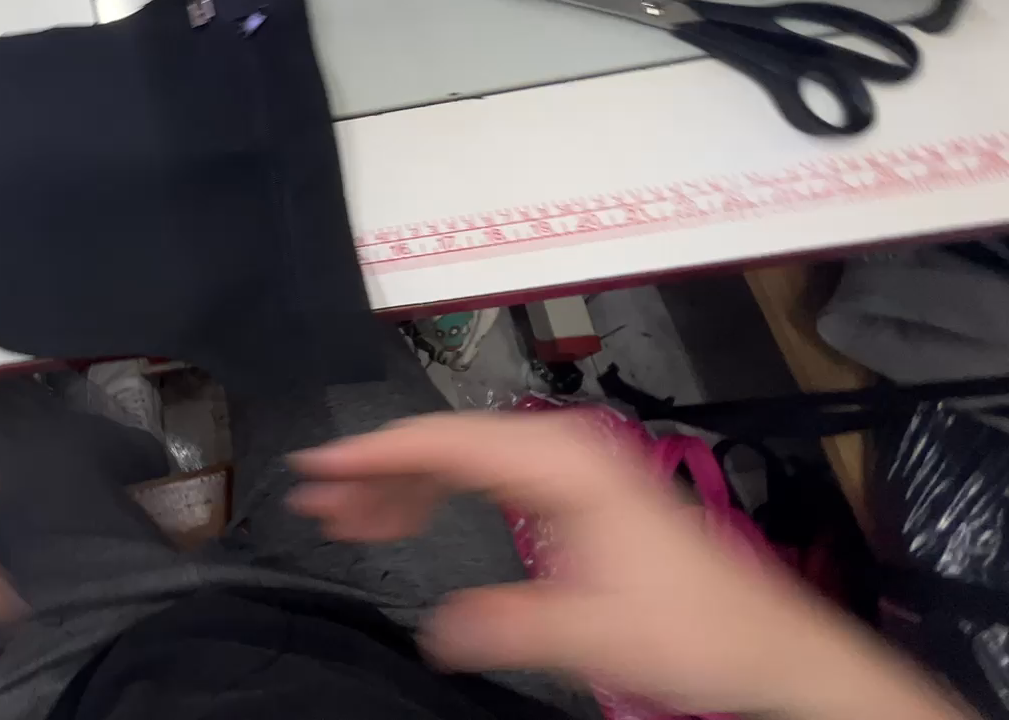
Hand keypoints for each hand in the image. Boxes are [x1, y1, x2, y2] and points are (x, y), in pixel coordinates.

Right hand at [290, 412, 969, 719]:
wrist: (773, 644)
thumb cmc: (698, 632)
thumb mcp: (597, 634)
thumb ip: (505, 626)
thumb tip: (430, 632)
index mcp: (558, 462)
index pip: (442, 442)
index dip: (372, 452)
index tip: (316, 464)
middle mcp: (547, 445)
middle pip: (434, 444)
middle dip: (371, 474)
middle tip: (315, 501)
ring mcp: (546, 460)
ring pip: (444, 459)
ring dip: (391, 487)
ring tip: (341, 518)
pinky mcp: (547, 482)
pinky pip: (466, 476)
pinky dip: (424, 496)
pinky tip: (391, 520)